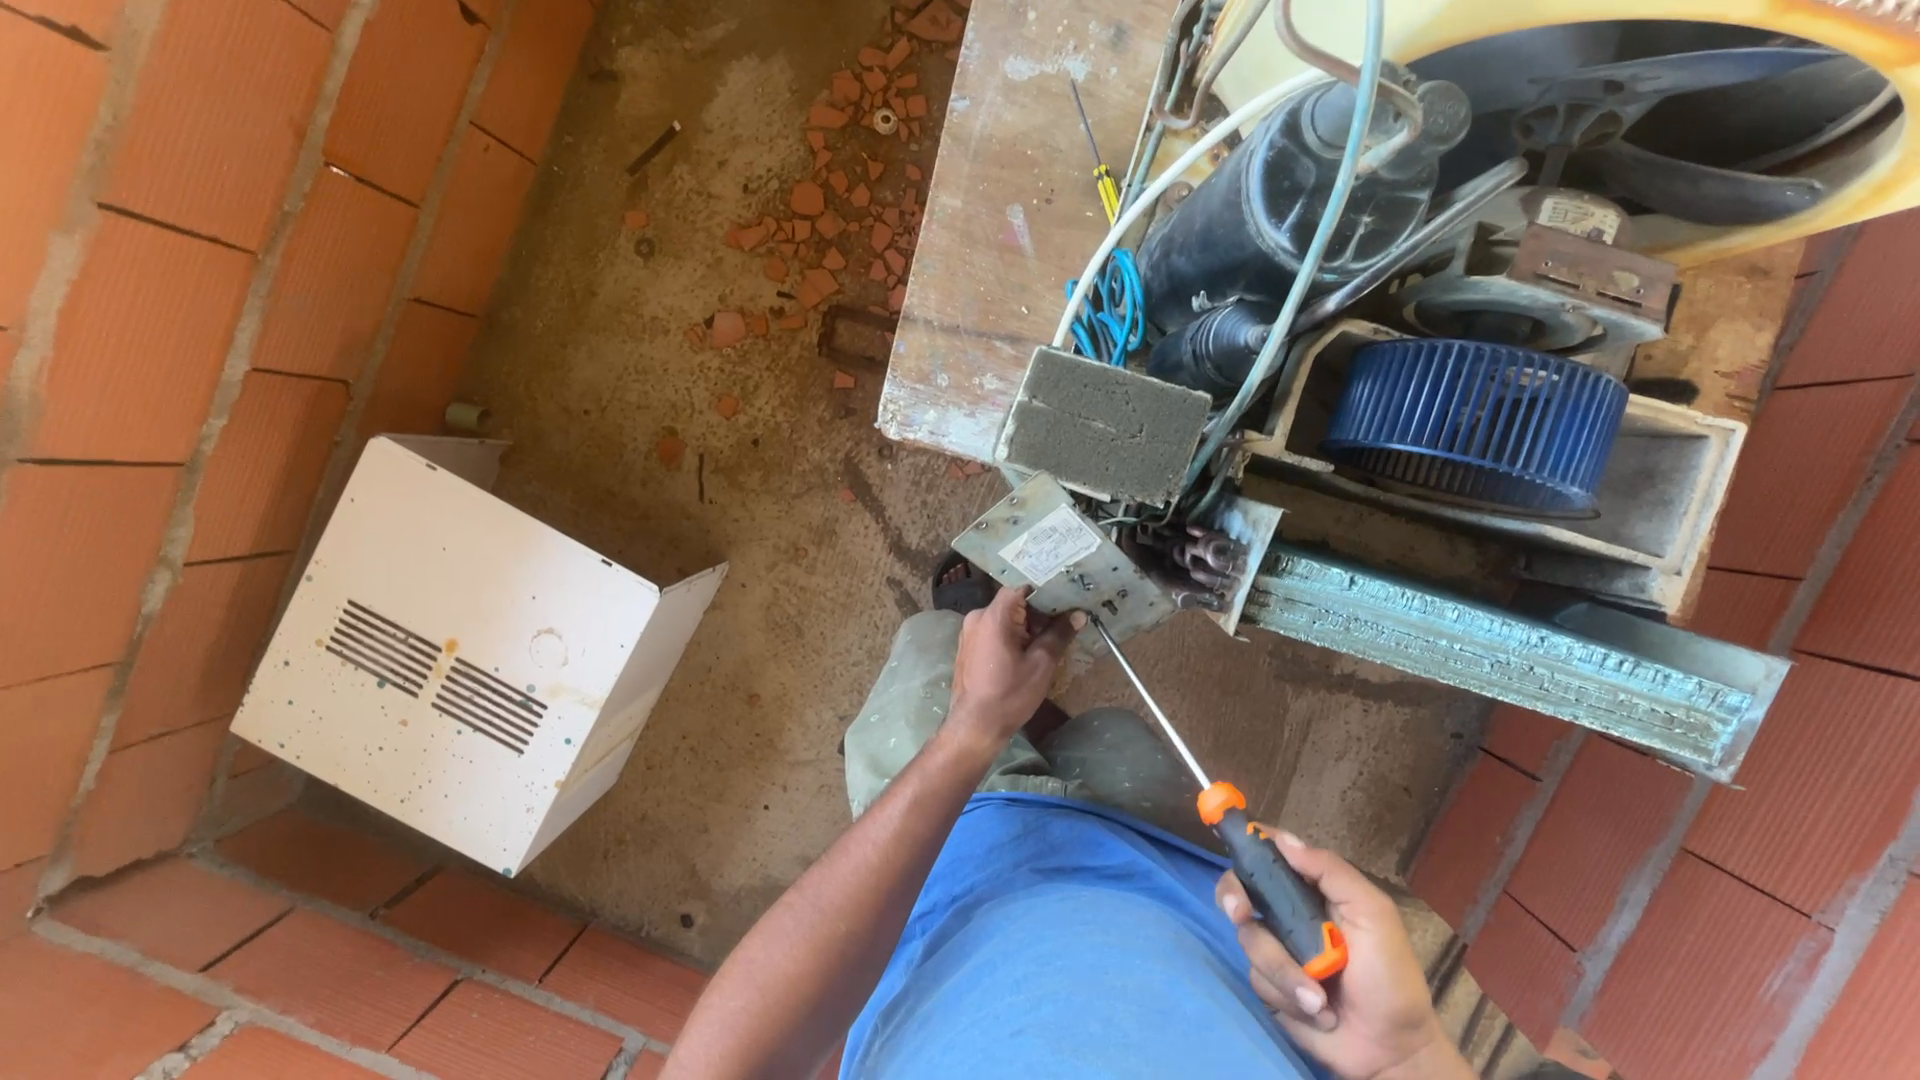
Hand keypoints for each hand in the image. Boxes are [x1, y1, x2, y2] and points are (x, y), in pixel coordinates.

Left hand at [948, 586, 1083, 744]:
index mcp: (993, 616)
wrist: (975, 725)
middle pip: (1013, 603)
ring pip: (1004, 618)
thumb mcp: (1041, 664)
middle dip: (1037, 613)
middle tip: (1062, 626)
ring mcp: (969, 633)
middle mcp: (976, 617)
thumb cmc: (1010, 693)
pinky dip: (1011, 636)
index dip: (1044, 593)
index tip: (1065, 601)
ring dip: (1025, 627)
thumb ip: (1059, 634)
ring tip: (1048, 643)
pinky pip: (994, 631)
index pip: (1021, 587)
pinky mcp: (968, 647)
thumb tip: (1078, 615)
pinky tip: (1027, 654)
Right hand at [1216, 833, 1470, 1079]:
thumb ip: (1331, 872)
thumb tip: (1282, 839)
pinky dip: (1287, 995)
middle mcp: (1286, 912)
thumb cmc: (1390, 975)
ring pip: (1250, 939)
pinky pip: (1258, 977)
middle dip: (1233, 897)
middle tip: (1240, 913)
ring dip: (1283, 970)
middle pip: (1240, 887)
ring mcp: (1276, 948)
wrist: (1392, 1050)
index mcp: (1312, 890)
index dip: (1249, 844)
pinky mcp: (1270, 984)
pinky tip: (1315, 1009)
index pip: (1272, 854)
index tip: (1236, 847)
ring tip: (1318, 998)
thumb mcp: (1373, 914)